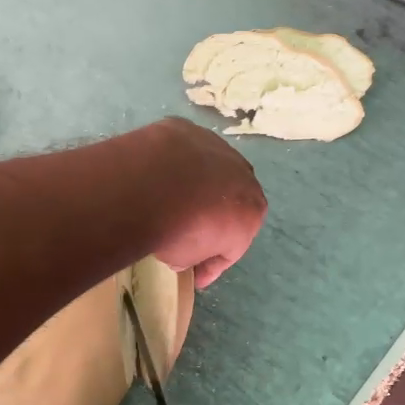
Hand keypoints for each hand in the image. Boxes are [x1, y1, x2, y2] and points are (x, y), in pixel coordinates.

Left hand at [145, 119, 266, 286]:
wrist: (156, 185)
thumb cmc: (181, 231)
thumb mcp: (187, 259)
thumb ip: (192, 255)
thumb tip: (181, 256)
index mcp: (252, 211)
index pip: (234, 244)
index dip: (213, 261)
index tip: (195, 275)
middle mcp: (243, 174)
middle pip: (227, 198)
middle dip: (211, 214)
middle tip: (187, 230)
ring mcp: (215, 146)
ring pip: (205, 169)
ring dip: (192, 183)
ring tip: (165, 198)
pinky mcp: (185, 128)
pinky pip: (178, 150)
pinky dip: (168, 161)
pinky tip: (151, 172)